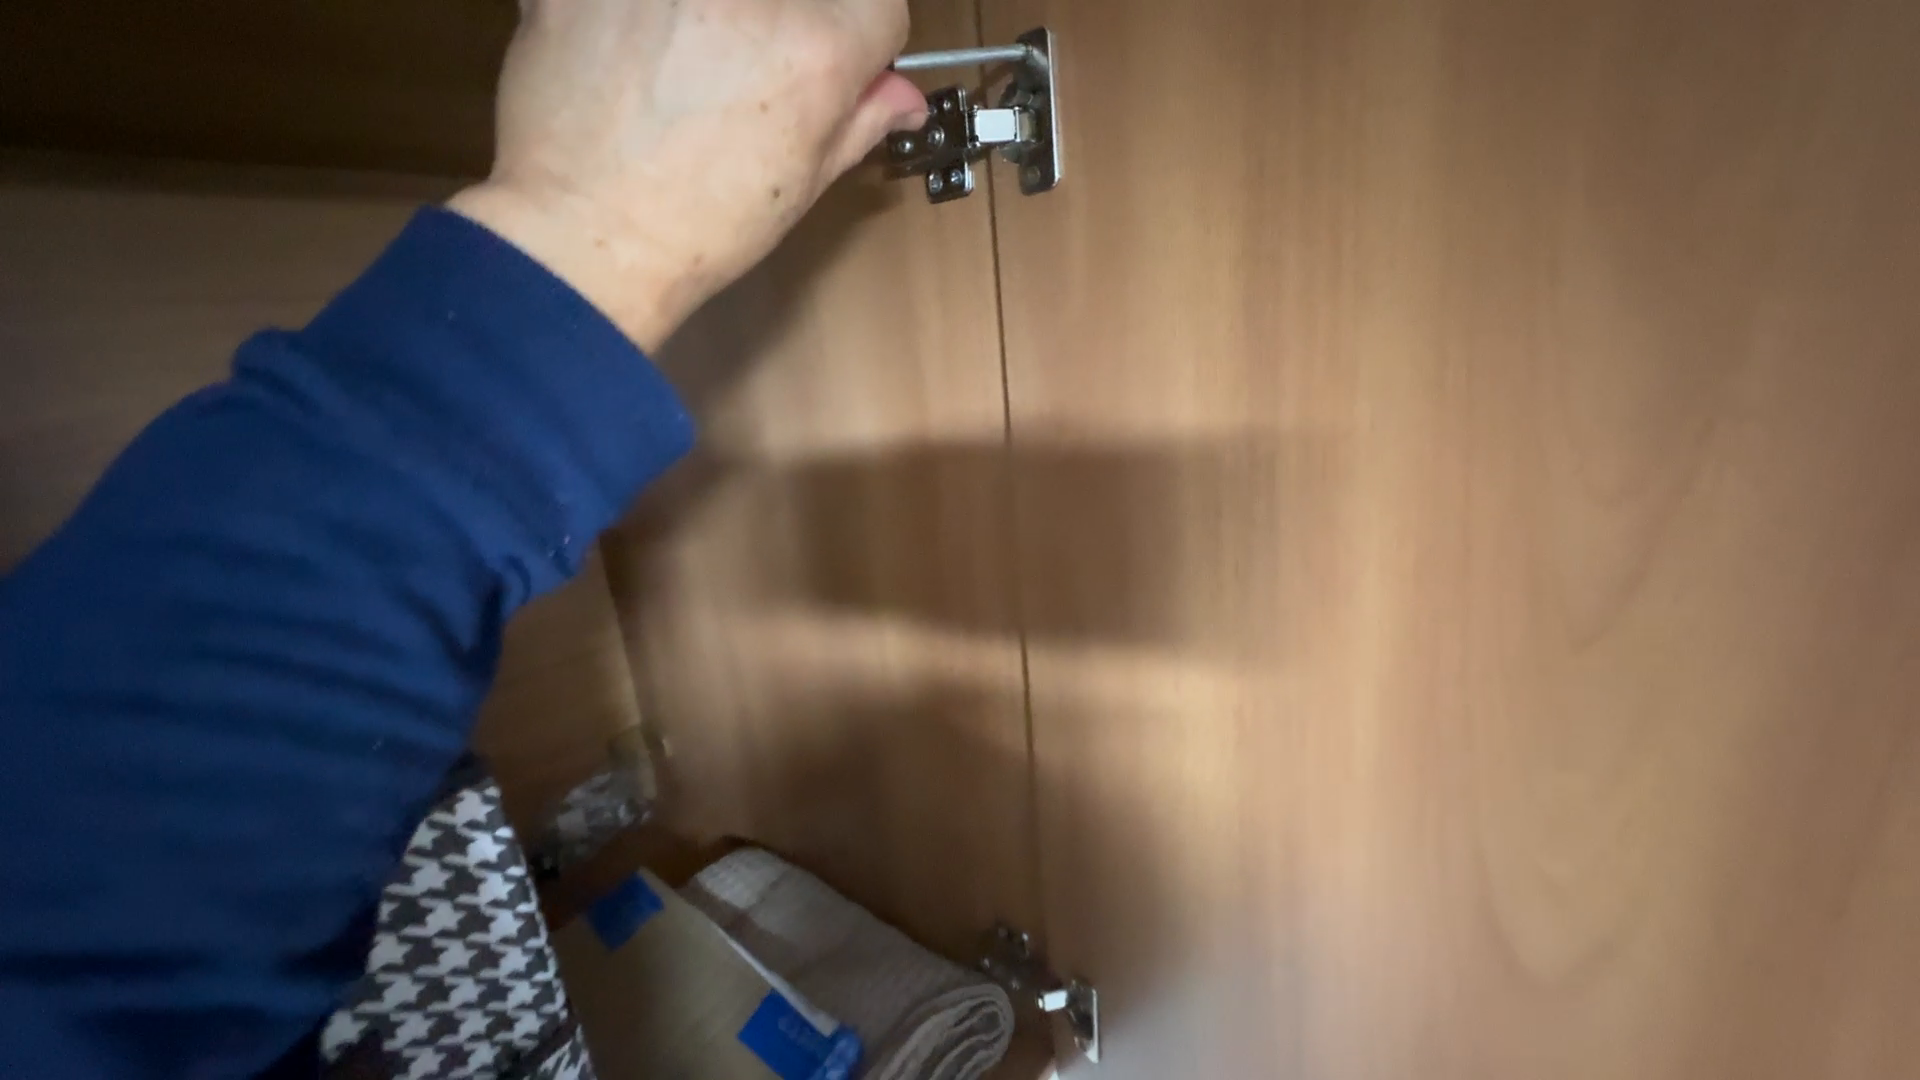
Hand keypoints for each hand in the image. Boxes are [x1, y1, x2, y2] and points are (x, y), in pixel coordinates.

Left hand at [449, 0, 926, 352]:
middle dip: (795, 26)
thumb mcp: (799, 185)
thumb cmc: (697, 229)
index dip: (867, 45)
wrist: (588, 235)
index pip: (883, 6)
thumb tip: (901, 98)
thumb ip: (857, 123)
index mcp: (812, 52)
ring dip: (720, 22)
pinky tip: (637, 55)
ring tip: (689, 69)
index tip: (847, 69)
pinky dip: (654, 15)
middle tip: (754, 77)